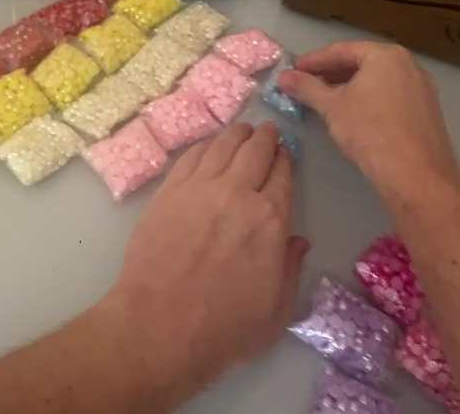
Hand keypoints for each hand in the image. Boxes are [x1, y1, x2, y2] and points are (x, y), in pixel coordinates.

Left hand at [96, 123, 310, 393]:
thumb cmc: (225, 329)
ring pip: (222, 146)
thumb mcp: (276, 311)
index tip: (286, 152)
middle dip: (265, 137)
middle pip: (254, 151)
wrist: (161, 325)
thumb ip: (290, 269)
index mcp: (269, 219)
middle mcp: (237, 193)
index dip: (286, 160)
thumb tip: (298, 241)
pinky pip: (192, 156)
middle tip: (267, 130)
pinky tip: (210, 145)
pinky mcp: (169, 190)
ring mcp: (199, 187)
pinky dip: (206, 145)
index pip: (282, 175)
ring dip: (236, 134)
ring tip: (243, 130)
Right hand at [279, 40, 459, 208]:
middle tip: (308, 83)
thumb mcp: (332, 107)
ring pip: (379, 80)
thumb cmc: (370, 132)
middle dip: (333, 73)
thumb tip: (284, 77)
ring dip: (351, 87)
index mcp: (386, 56)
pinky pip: (393, 95)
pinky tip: (355, 115)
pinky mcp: (428, 112)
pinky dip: (371, 99)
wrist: (416, 177)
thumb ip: (306, 88)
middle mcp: (409, 65)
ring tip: (328, 99)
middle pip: (363, 62)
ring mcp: (423, 89)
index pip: (342, 50)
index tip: (295, 70)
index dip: (315, 60)